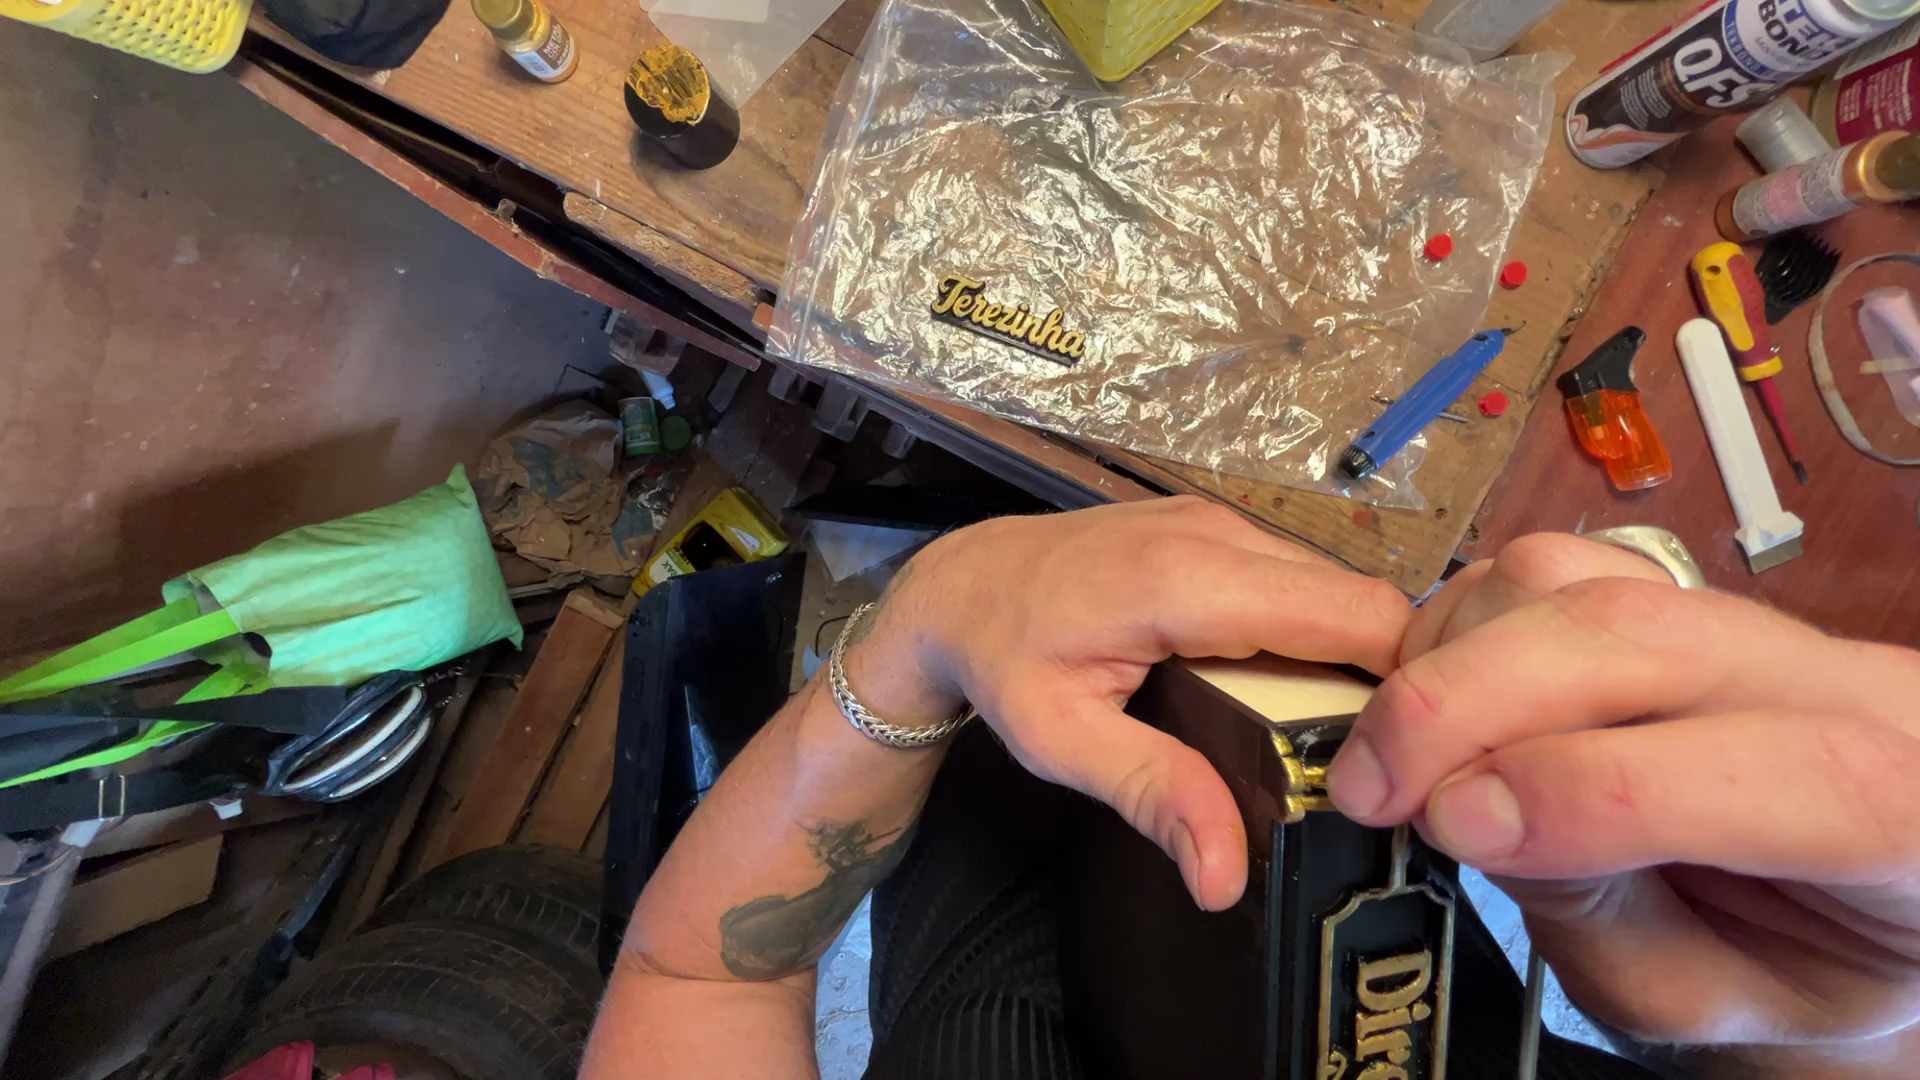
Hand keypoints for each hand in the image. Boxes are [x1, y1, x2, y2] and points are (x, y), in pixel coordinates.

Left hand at [844, 497, 1410, 911]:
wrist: (960, 584)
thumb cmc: (1001, 655)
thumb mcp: (1062, 736)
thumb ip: (1152, 792)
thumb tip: (1227, 878)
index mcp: (1186, 580)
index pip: (1356, 617)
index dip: (1401, 688)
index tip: (1395, 759)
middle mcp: (1213, 533)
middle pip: (1355, 601)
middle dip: (1380, 677)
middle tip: (1357, 758)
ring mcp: (1209, 519)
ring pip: (1326, 585)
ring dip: (1340, 653)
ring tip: (1318, 728)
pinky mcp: (1202, 524)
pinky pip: (1287, 574)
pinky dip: (1301, 626)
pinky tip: (1270, 678)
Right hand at [1325, 533, 1919, 1071]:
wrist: (1789, 882)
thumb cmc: (1760, 960)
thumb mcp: (1684, 989)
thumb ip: (1584, 907)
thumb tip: (1453, 806)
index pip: (1799, 771)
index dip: (1595, 794)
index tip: (1449, 827)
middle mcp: (1833, 675)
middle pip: (1629, 637)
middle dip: (1457, 706)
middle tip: (1366, 786)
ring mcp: (1719, 608)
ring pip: (1548, 582)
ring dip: (1438, 667)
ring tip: (1407, 752)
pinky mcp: (1629, 579)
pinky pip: (1513, 573)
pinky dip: (1440, 634)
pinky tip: (1437, 701)